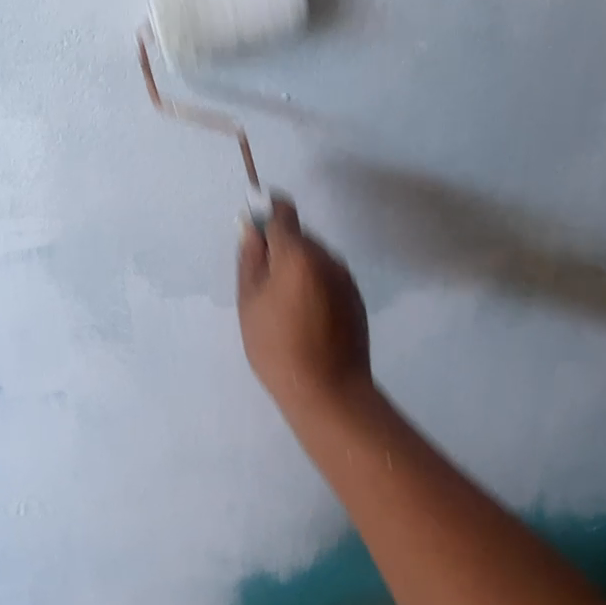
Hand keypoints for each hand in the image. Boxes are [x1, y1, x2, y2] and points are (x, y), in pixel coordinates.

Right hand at [237, 197, 370, 411]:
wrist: (329, 392)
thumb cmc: (277, 347)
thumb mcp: (249, 302)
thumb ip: (250, 258)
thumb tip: (251, 228)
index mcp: (298, 254)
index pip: (282, 212)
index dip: (266, 214)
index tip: (254, 233)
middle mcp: (327, 257)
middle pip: (298, 237)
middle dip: (280, 250)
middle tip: (263, 287)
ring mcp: (345, 278)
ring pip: (314, 258)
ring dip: (298, 270)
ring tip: (285, 309)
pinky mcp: (355, 298)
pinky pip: (328, 278)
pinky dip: (314, 287)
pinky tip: (306, 320)